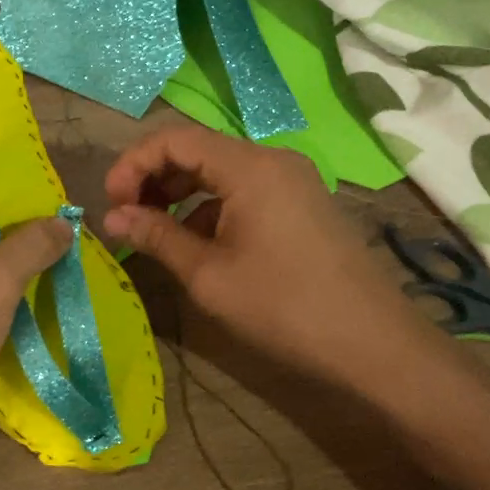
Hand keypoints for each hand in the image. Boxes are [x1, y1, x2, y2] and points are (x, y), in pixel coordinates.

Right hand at [102, 125, 439, 386]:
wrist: (379, 349)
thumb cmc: (285, 307)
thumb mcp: (208, 275)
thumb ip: (155, 236)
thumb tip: (112, 217)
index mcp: (248, 166)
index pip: (172, 139)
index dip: (132, 164)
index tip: (110, 202)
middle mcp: (271, 160)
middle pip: (195, 149)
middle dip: (152, 177)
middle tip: (125, 216)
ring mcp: (291, 181)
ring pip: (217, 169)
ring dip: (178, 193)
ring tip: (153, 231)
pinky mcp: (302, 204)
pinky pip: (241, 189)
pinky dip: (208, 207)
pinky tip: (196, 244)